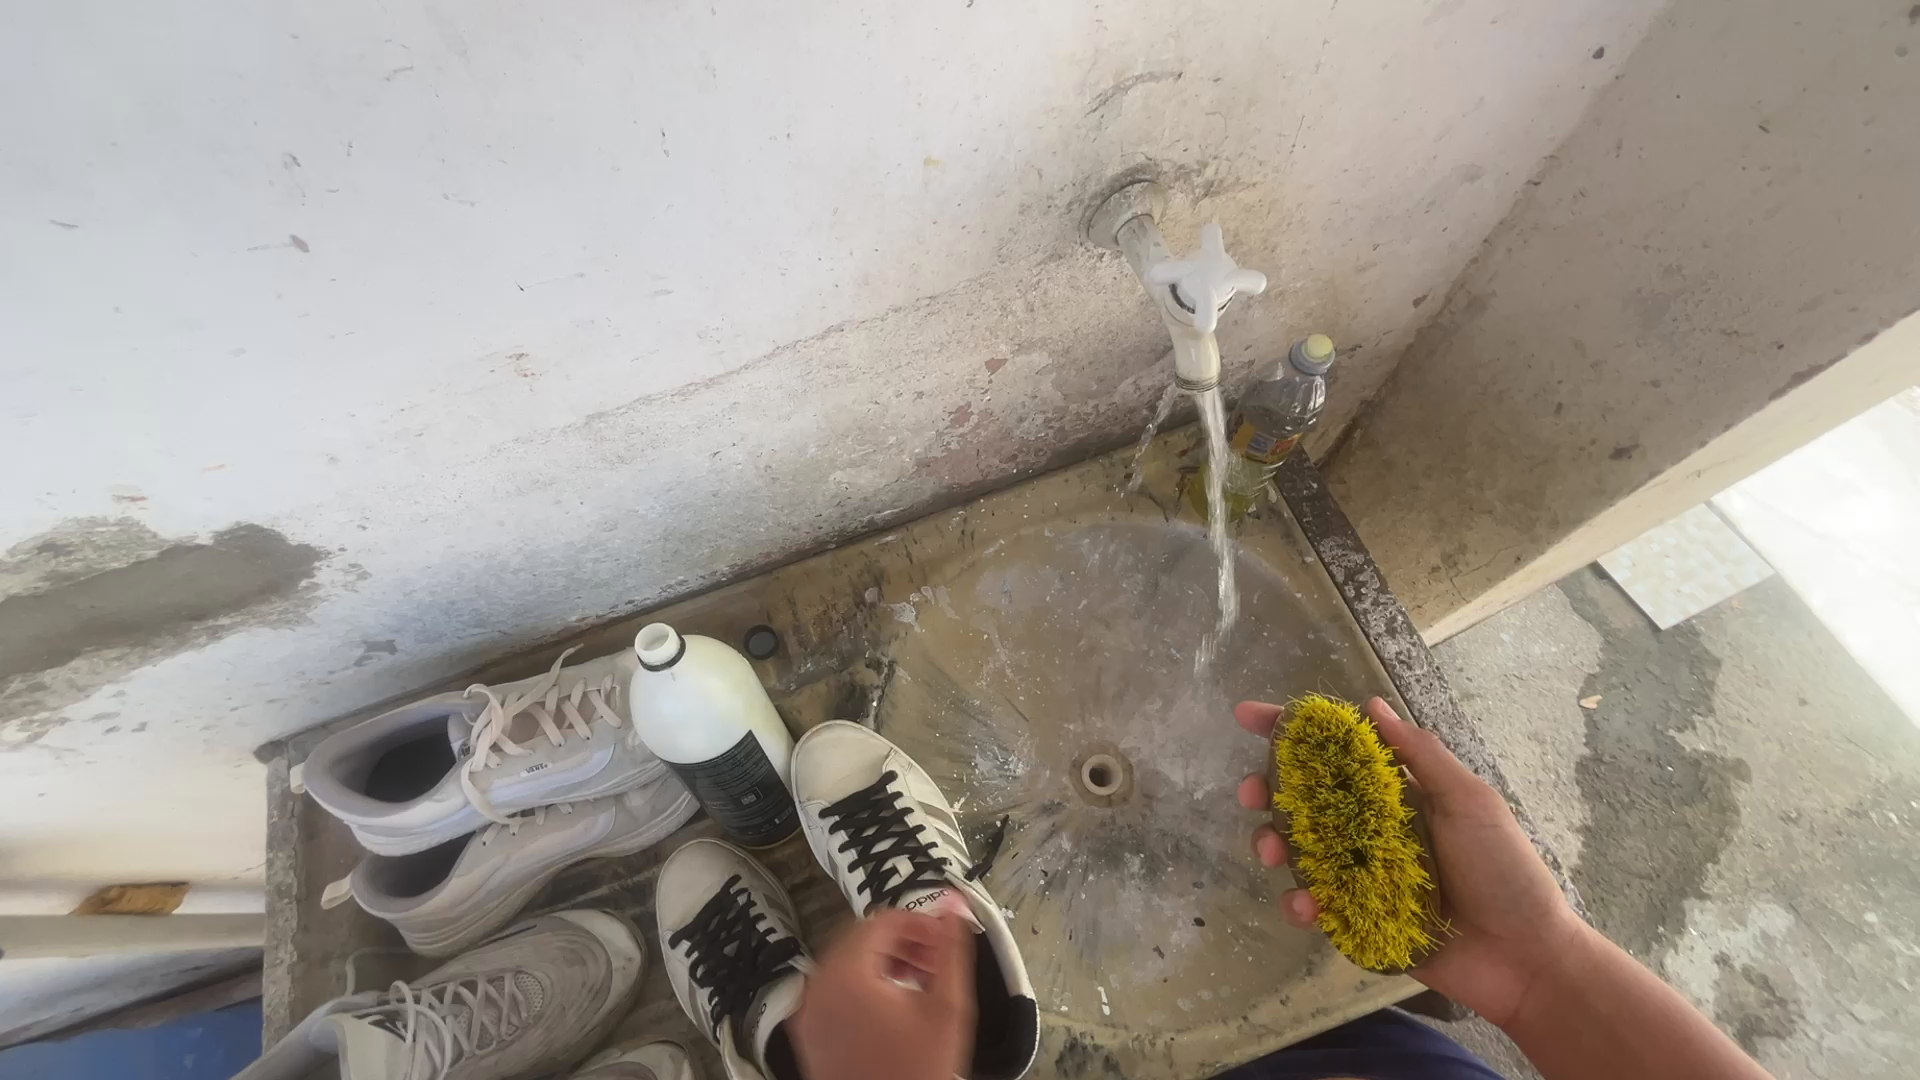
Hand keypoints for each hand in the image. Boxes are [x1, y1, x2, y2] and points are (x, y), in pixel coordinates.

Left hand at [790, 898, 976, 1079]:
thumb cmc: (914, 1075)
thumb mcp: (947, 1007)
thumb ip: (952, 947)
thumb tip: (955, 905)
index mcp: (846, 973)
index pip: (884, 920)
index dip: (919, 924)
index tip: (941, 938)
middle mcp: (819, 987)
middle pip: (864, 937)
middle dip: (905, 942)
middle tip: (935, 959)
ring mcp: (810, 1012)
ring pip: (851, 961)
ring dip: (888, 961)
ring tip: (921, 981)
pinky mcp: (811, 1033)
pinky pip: (838, 988)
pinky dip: (866, 984)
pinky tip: (897, 1003)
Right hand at [1235, 696, 1588, 1024]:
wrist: (1527, 960)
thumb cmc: (1505, 871)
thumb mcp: (1471, 802)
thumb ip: (1421, 755)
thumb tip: (1371, 704)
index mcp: (1388, 793)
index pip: (1330, 752)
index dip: (1286, 730)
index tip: (1247, 715)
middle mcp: (1363, 825)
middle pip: (1296, 797)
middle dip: (1262, 788)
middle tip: (1249, 793)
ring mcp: (1354, 870)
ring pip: (1292, 846)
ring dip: (1269, 841)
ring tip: (1270, 851)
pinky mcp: (1353, 914)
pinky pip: (1310, 901)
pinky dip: (1297, 901)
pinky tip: (1305, 906)